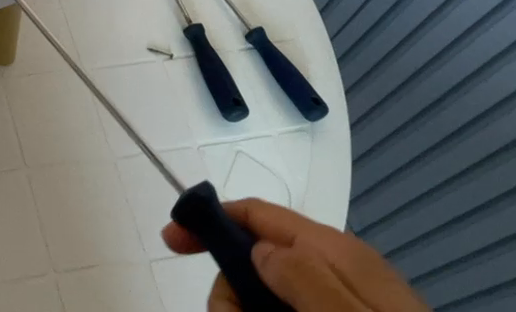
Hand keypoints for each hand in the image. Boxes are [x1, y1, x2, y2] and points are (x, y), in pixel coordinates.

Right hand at [161, 200, 429, 311]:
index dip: (209, 218)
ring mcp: (343, 300)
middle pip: (257, 257)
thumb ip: (304, 277)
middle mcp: (337, 267)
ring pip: (269, 293)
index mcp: (335, 251)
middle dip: (231, 289)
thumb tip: (259, 246)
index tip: (171, 240)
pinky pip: (291, 310)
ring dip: (247, 311)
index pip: (257, 213)